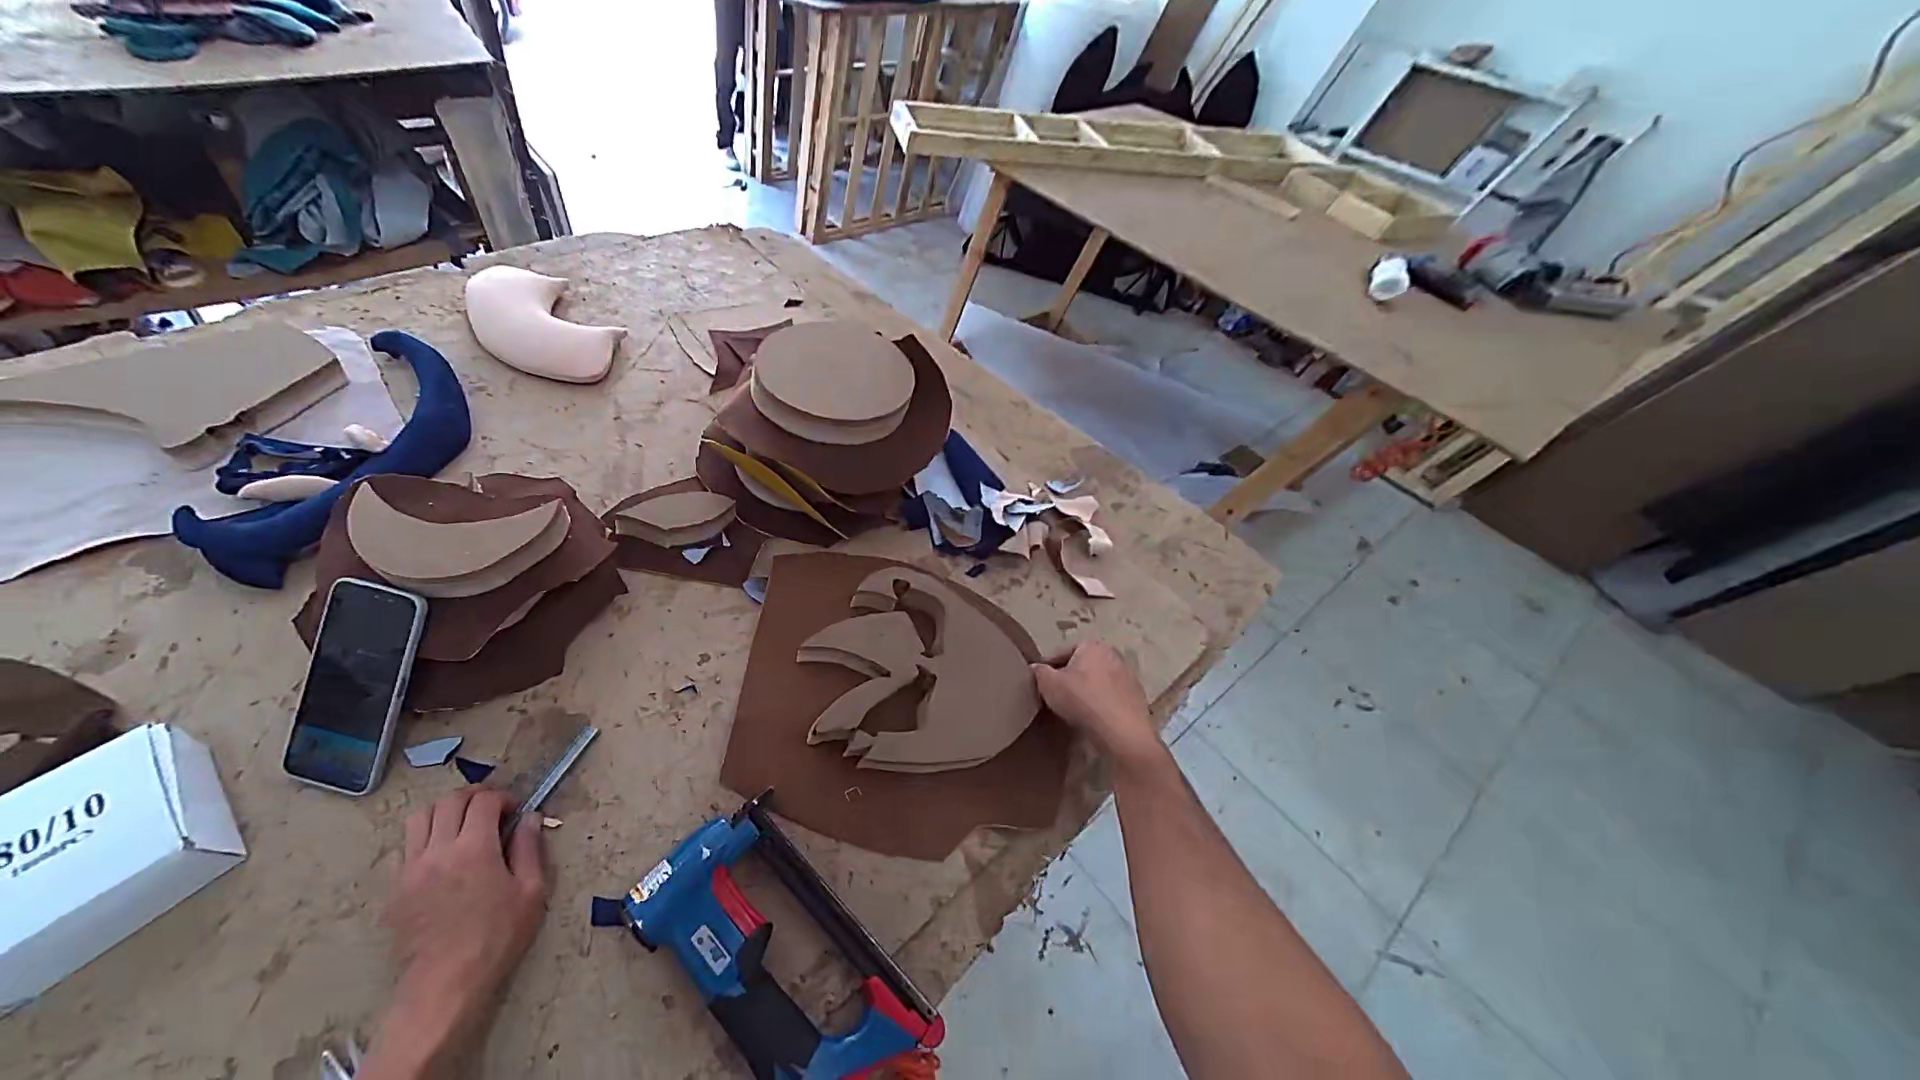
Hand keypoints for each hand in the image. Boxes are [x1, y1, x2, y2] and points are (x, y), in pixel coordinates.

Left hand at [360, 789, 547, 1079]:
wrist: (444, 983)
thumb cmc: (496, 936)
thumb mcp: (531, 891)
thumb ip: (529, 848)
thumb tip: (530, 818)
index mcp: (473, 848)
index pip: (484, 801)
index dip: (504, 797)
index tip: (516, 810)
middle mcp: (436, 851)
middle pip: (448, 801)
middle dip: (474, 797)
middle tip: (492, 810)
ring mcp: (409, 870)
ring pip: (418, 818)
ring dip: (444, 812)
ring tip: (463, 826)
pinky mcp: (394, 889)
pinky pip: (405, 848)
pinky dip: (425, 838)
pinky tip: (443, 856)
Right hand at [1032, 641, 1164, 770]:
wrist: (1120, 732)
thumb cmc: (1082, 700)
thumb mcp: (1048, 684)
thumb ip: (1039, 672)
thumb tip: (1035, 668)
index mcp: (1093, 646)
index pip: (1065, 652)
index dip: (1050, 667)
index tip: (1043, 683)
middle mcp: (1115, 655)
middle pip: (1085, 666)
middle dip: (1072, 678)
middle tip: (1058, 696)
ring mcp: (1130, 678)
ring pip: (1100, 682)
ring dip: (1088, 692)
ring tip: (1075, 710)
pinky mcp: (1138, 699)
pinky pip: (1112, 699)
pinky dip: (1102, 705)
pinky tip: (1094, 719)